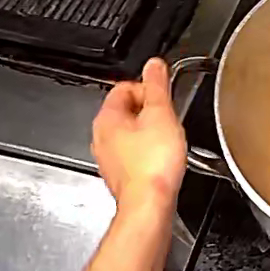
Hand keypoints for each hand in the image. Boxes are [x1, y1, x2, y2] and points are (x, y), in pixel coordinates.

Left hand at [91, 57, 186, 209]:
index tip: (164, 98)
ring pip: (132, 132)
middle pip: (128, 109)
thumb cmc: (152, 165)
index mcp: (107, 117)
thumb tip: (154, 65)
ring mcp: (109, 157)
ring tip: (166, 142)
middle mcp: (101, 137)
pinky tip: (161, 160)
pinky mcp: (121, 174)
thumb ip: (157, 86)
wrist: (150, 205)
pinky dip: (149, 152)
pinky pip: (135, 153)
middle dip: (151, 112)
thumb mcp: (161, 114)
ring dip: (151, 133)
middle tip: (168, 121)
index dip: (149, 89)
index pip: (125, 86)